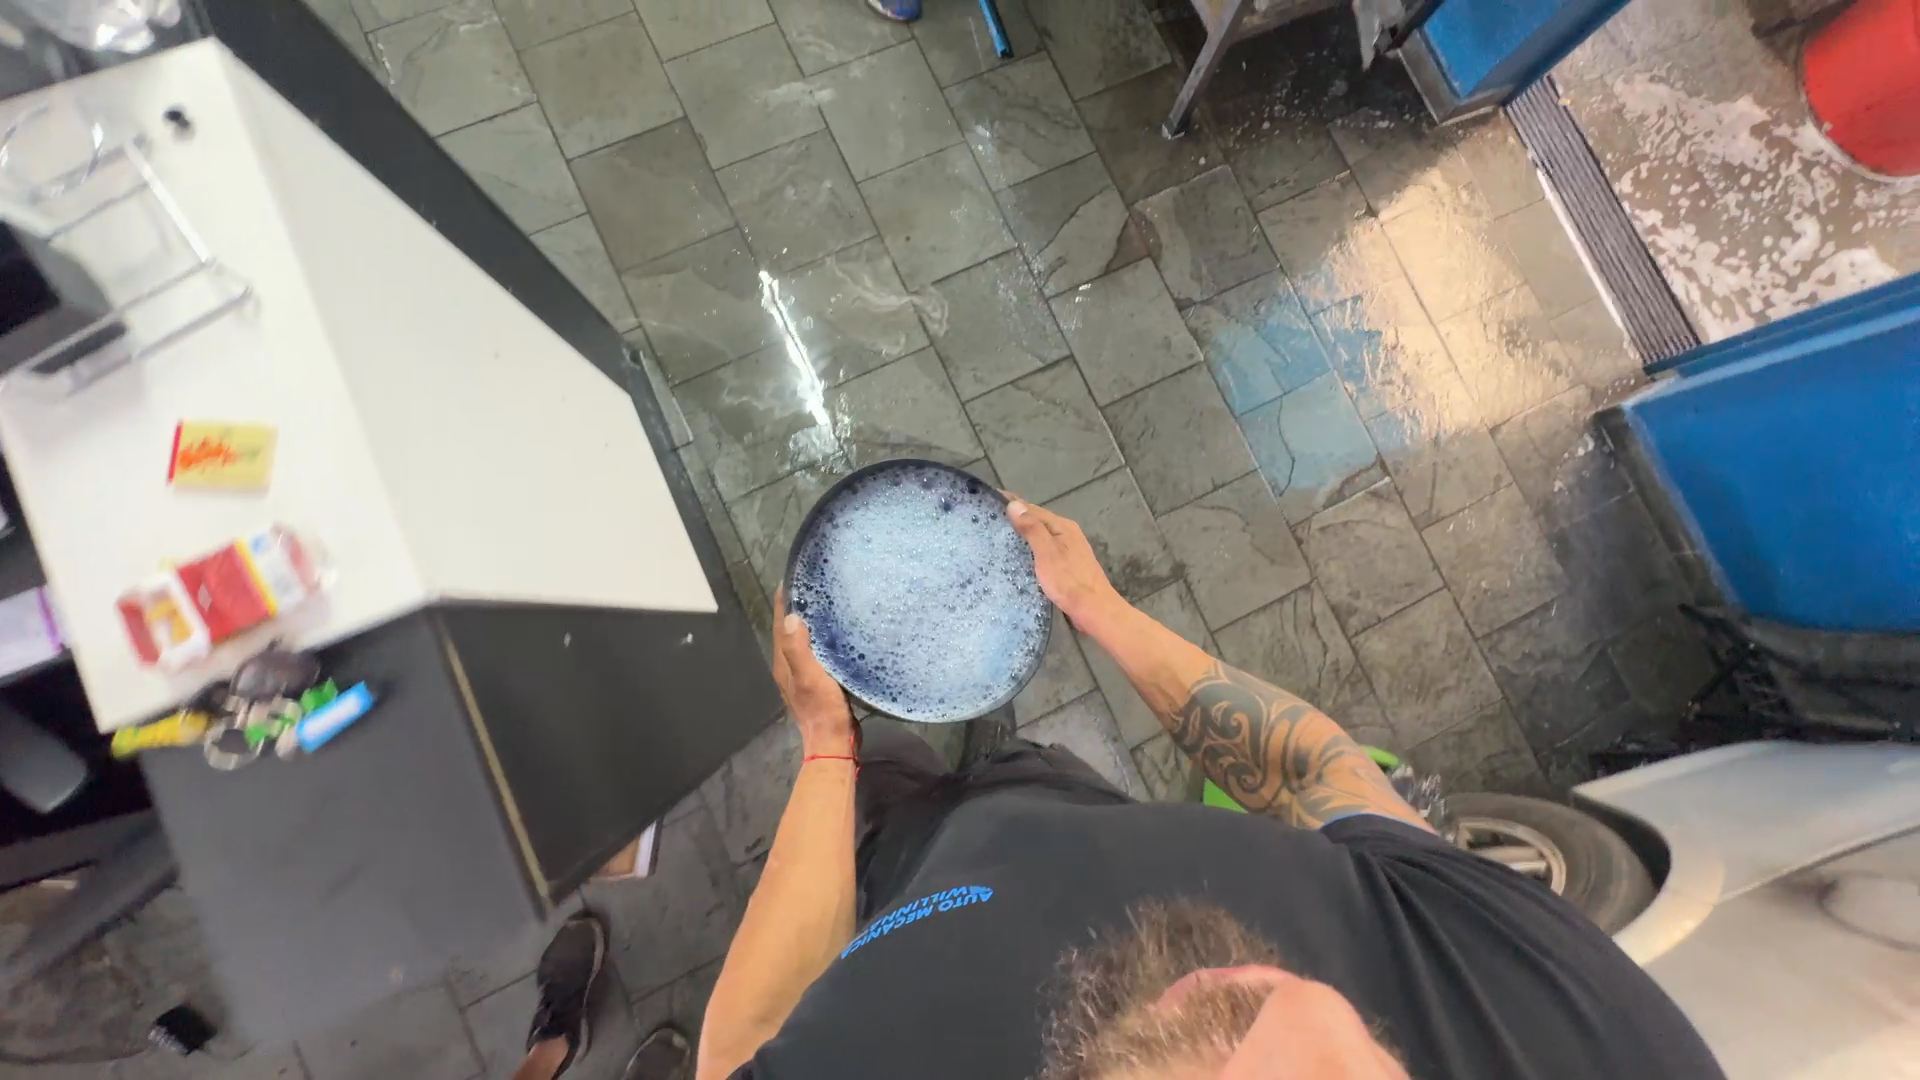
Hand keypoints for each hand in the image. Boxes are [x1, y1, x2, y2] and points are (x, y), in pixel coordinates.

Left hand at [771, 591, 855, 755]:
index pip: (780, 625)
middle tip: (812, 583)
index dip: (784, 602)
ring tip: (824, 601)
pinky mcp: (819, 680)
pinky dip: (822, 637)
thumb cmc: (823, 709)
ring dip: (810, 621)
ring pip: (803, 640)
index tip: (791, 578)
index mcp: (783, 663)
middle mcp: (789, 666)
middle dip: (797, 607)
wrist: (834, 742)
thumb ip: (798, 650)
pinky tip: (836, 631)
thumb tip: (792, 617)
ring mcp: (803, 674)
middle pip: (790, 630)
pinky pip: (817, 651)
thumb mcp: (810, 677)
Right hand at [1004, 496, 1128, 633]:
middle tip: (989, 518)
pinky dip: (1029, 549)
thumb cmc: (1069, 581)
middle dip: (1016, 518)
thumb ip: (1031, 528)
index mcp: (1063, 527)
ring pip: (1040, 537)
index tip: (991, 498)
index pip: (1032, 509)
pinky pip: (1043, 550)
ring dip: (1022, 534)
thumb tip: (1014, 505)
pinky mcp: (1066, 566)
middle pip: (1037, 521)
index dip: (1012, 503)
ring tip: (998, 536)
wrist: (1094, 609)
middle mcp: (1067, 534)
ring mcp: (1068, 550)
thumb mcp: (1047, 552)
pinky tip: (1018, 557)